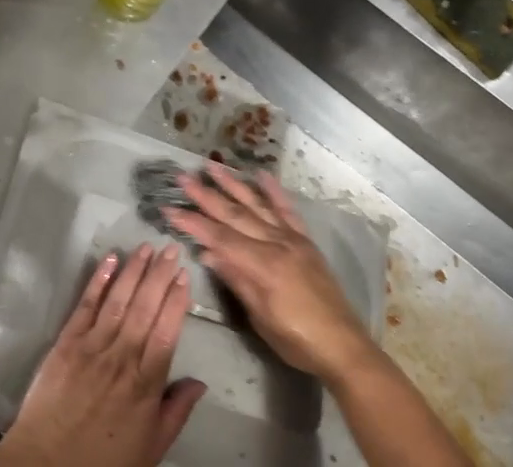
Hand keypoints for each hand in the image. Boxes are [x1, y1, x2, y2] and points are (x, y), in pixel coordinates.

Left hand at [0, 244, 207, 466]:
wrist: (49, 464)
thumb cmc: (106, 459)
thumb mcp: (152, 446)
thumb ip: (176, 410)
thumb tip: (200, 382)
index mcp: (146, 382)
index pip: (167, 331)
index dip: (177, 301)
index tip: (184, 275)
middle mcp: (122, 357)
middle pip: (145, 307)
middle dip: (160, 275)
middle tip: (171, 248)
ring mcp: (92, 346)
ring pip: (118, 299)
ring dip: (134, 270)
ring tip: (146, 246)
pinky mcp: (66, 342)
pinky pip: (85, 305)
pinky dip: (98, 280)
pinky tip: (110, 260)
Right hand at [165, 170, 377, 383]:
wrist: (343, 346)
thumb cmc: (297, 340)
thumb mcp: (260, 317)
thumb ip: (236, 280)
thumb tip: (206, 253)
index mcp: (263, 265)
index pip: (220, 237)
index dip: (193, 223)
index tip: (169, 208)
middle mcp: (277, 243)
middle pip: (235, 214)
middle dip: (206, 196)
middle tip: (183, 178)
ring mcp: (293, 239)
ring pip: (257, 205)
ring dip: (233, 184)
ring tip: (212, 166)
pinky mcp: (305, 241)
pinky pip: (287, 210)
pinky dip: (273, 191)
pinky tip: (260, 175)